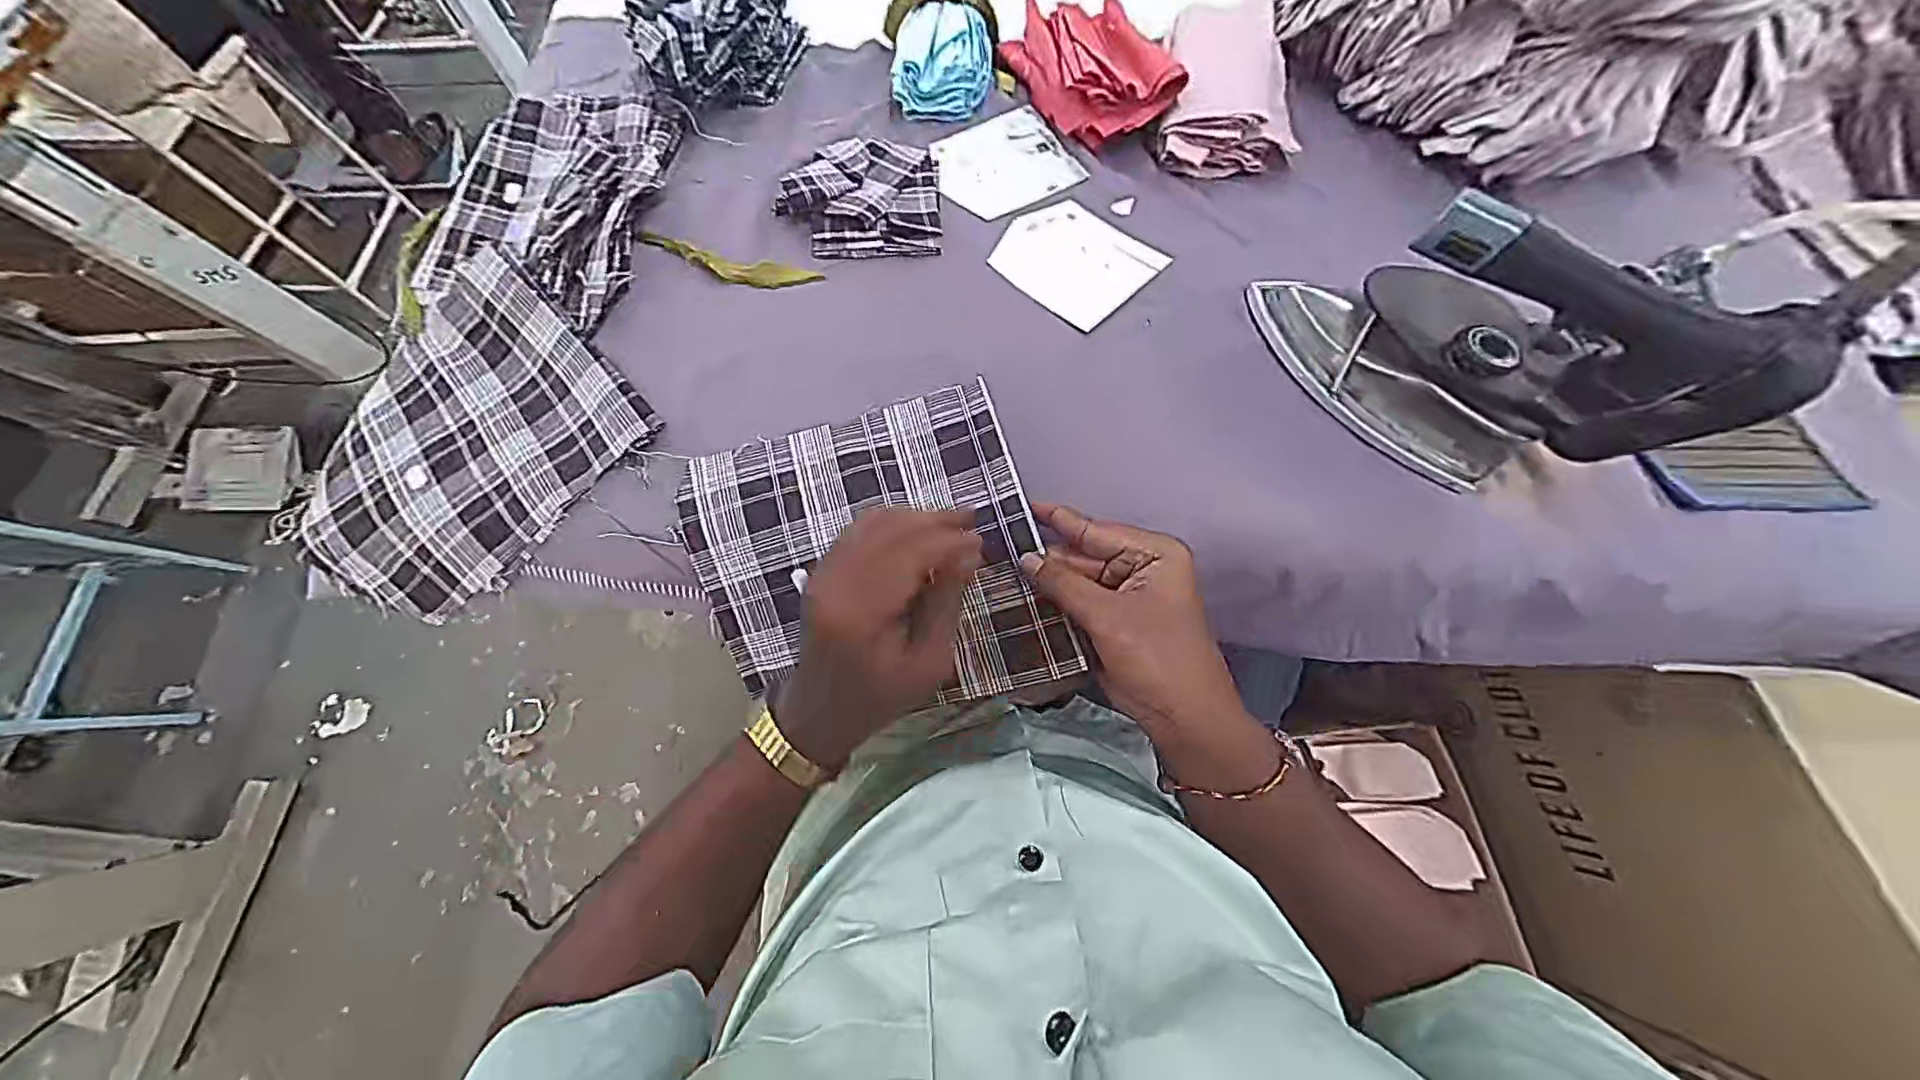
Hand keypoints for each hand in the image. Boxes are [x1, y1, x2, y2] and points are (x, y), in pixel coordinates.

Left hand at [774, 507, 982, 770]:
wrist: (820, 709)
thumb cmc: (880, 696)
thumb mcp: (929, 663)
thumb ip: (946, 604)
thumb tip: (967, 556)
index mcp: (862, 611)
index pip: (911, 554)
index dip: (949, 541)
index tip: (981, 543)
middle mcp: (837, 582)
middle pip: (892, 530)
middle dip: (936, 521)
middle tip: (972, 521)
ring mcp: (824, 572)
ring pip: (874, 522)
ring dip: (915, 517)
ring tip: (950, 523)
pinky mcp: (822, 570)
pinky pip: (858, 530)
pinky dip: (891, 522)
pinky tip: (916, 529)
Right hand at [1019, 503, 1243, 733]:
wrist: (1184, 717)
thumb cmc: (1157, 659)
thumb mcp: (1107, 616)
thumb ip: (1063, 583)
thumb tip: (1026, 558)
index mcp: (1155, 554)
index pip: (1096, 530)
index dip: (1058, 519)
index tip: (1025, 504)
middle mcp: (1143, 568)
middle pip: (1085, 555)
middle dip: (1047, 556)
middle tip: (1002, 546)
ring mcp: (1128, 596)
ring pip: (1079, 581)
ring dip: (1048, 581)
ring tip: (1004, 567)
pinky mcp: (1116, 622)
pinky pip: (1081, 603)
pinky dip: (1057, 602)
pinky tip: (1025, 595)